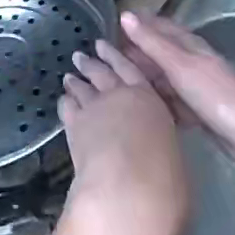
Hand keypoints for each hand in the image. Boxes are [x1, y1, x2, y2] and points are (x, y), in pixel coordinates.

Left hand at [58, 39, 188, 234]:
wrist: (128, 188)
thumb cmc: (164, 178)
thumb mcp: (172, 154)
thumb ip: (159, 141)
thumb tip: (153, 148)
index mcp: (150, 100)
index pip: (131, 70)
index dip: (116, 57)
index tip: (104, 45)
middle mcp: (119, 96)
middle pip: (101, 72)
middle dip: (91, 63)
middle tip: (80, 56)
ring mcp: (93, 108)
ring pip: (81, 87)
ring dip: (75, 81)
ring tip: (69, 76)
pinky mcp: (74, 124)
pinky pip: (66, 106)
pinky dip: (65, 102)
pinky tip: (63, 101)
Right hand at [118, 12, 234, 161]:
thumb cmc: (215, 95)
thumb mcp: (179, 65)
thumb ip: (152, 42)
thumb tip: (125, 15)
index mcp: (190, 45)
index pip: (159, 26)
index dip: (136, 24)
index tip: (109, 27)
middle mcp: (192, 61)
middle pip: (159, 52)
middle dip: (135, 54)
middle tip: (105, 60)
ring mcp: (196, 86)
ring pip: (162, 77)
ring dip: (143, 78)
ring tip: (115, 85)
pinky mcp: (197, 109)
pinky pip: (170, 100)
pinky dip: (156, 100)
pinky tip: (140, 107)